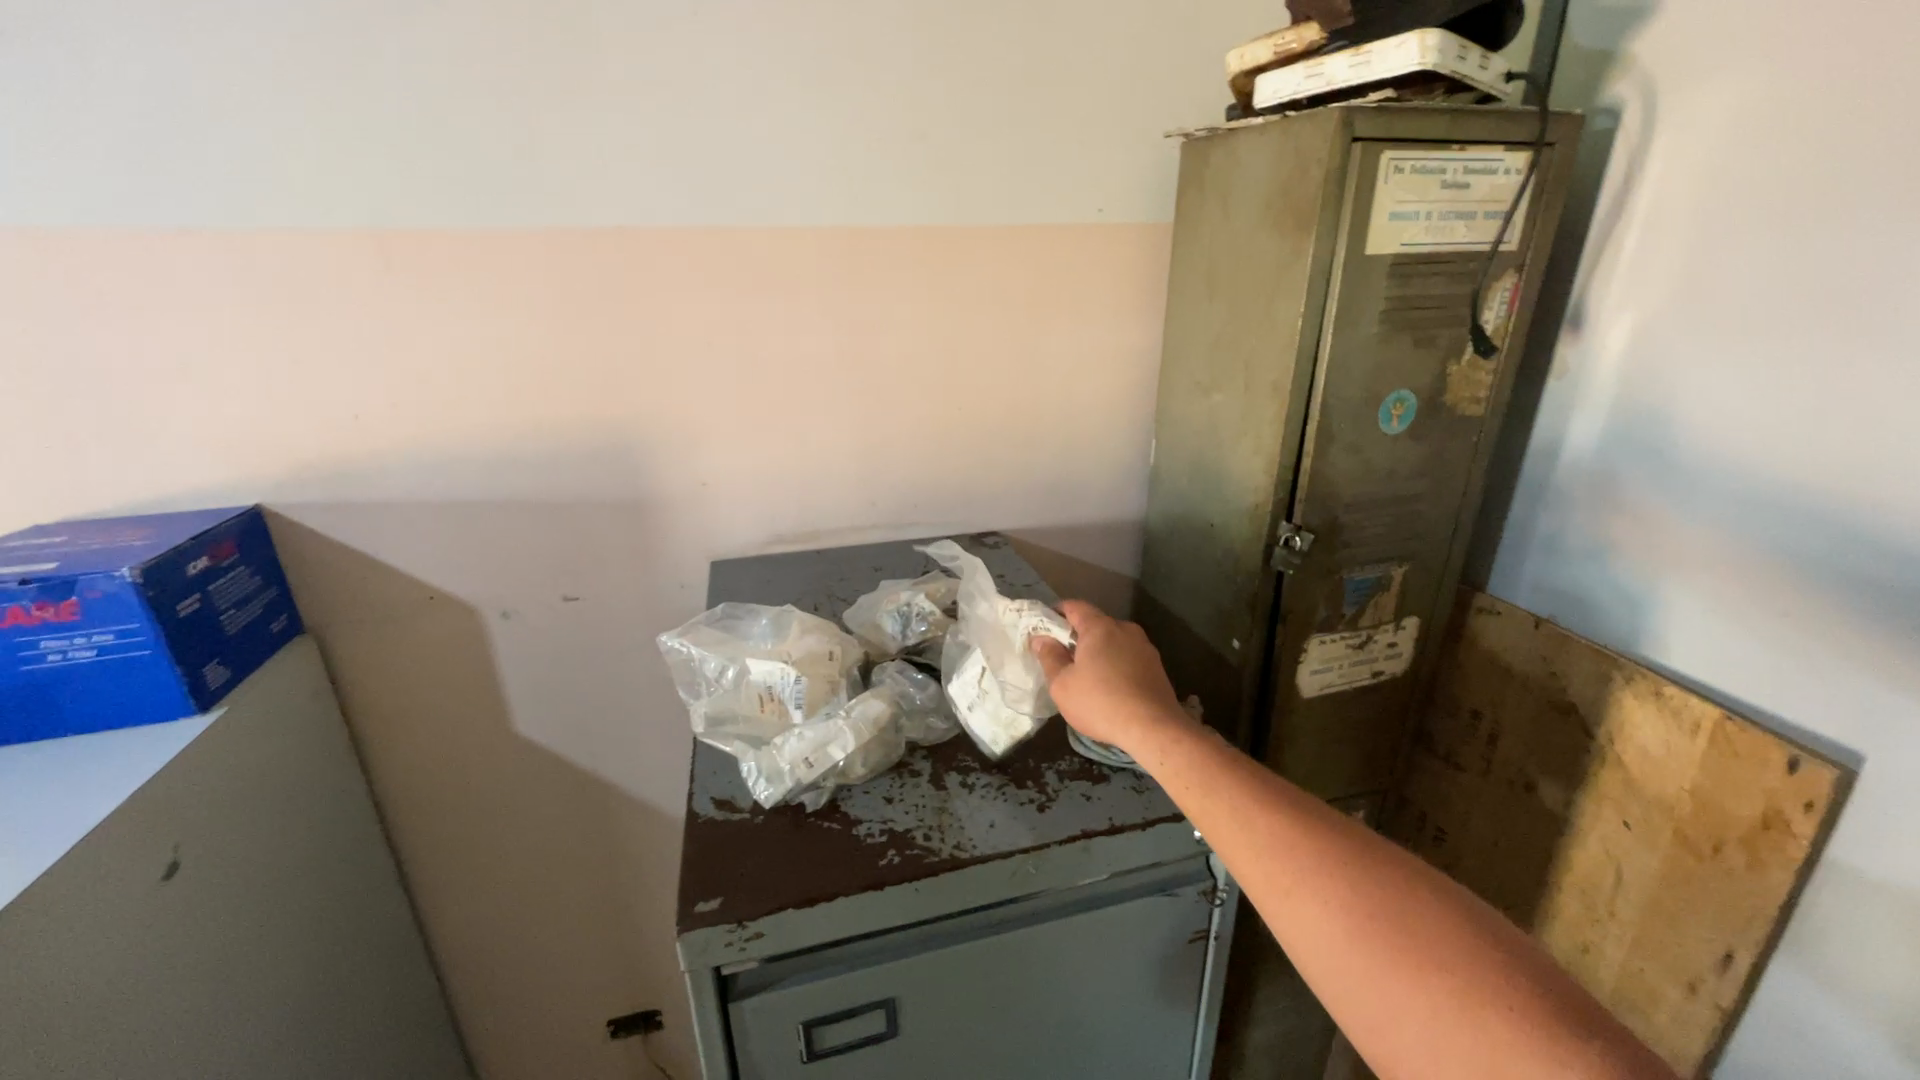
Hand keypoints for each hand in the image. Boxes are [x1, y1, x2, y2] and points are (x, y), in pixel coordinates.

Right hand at [1031, 600, 1193, 753]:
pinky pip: (1128, 656)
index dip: (1056, 613)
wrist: (1153, 728)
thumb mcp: (1062, 684)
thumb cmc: (1100, 703)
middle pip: (1095, 623)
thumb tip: (1041, 638)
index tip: (1044, 628)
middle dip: (1077, 635)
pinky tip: (1110, 686)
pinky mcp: (1156, 666)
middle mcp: (1125, 629)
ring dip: (1098, 651)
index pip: (1074, 607)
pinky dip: (1115, 664)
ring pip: (1114, 641)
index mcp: (1100, 627)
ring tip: (1087, 675)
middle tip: (1062, 656)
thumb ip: (1049, 657)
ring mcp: (1144, 647)